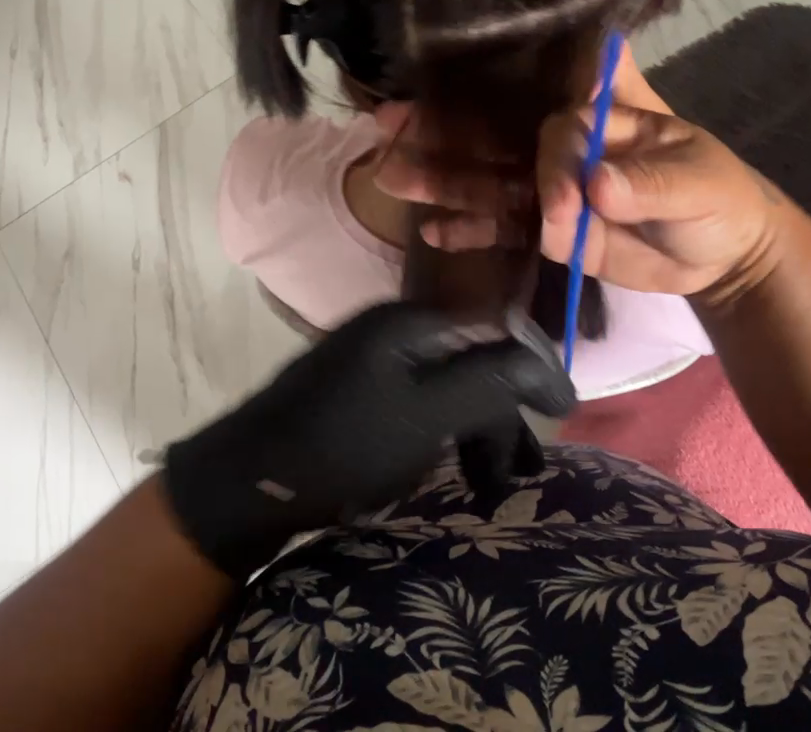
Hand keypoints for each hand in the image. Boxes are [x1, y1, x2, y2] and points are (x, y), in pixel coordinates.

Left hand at [161, 302, 575, 577]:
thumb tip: (549, 369)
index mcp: (409, 322)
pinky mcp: (354, 396)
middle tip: (521, 476)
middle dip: (500, 420)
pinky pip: (415, 408)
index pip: (493, 333)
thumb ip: (490, 383)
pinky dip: (440, 439)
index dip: (532, 371)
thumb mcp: (428, 414)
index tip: (561, 416)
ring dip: (473, 436)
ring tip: (489, 488)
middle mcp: (390, 331)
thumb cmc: (345, 444)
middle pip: (469, 365)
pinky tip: (448, 473)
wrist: (249, 481)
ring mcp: (369, 363)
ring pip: (443, 391)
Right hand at [537, 62, 786, 304]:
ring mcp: (575, 193)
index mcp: (619, 125)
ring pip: (538, 190)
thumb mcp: (701, 185)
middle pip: (549, 152)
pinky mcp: (569, 233)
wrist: (727, 261)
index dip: (568, 143)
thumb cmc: (721, 202)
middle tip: (562, 212)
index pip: (578, 119)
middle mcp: (588, 154)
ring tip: (563, 233)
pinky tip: (562, 243)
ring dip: (544, 210)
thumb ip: (652, 183)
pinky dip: (546, 235)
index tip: (580, 179)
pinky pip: (545, 231)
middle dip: (552, 179)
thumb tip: (597, 184)